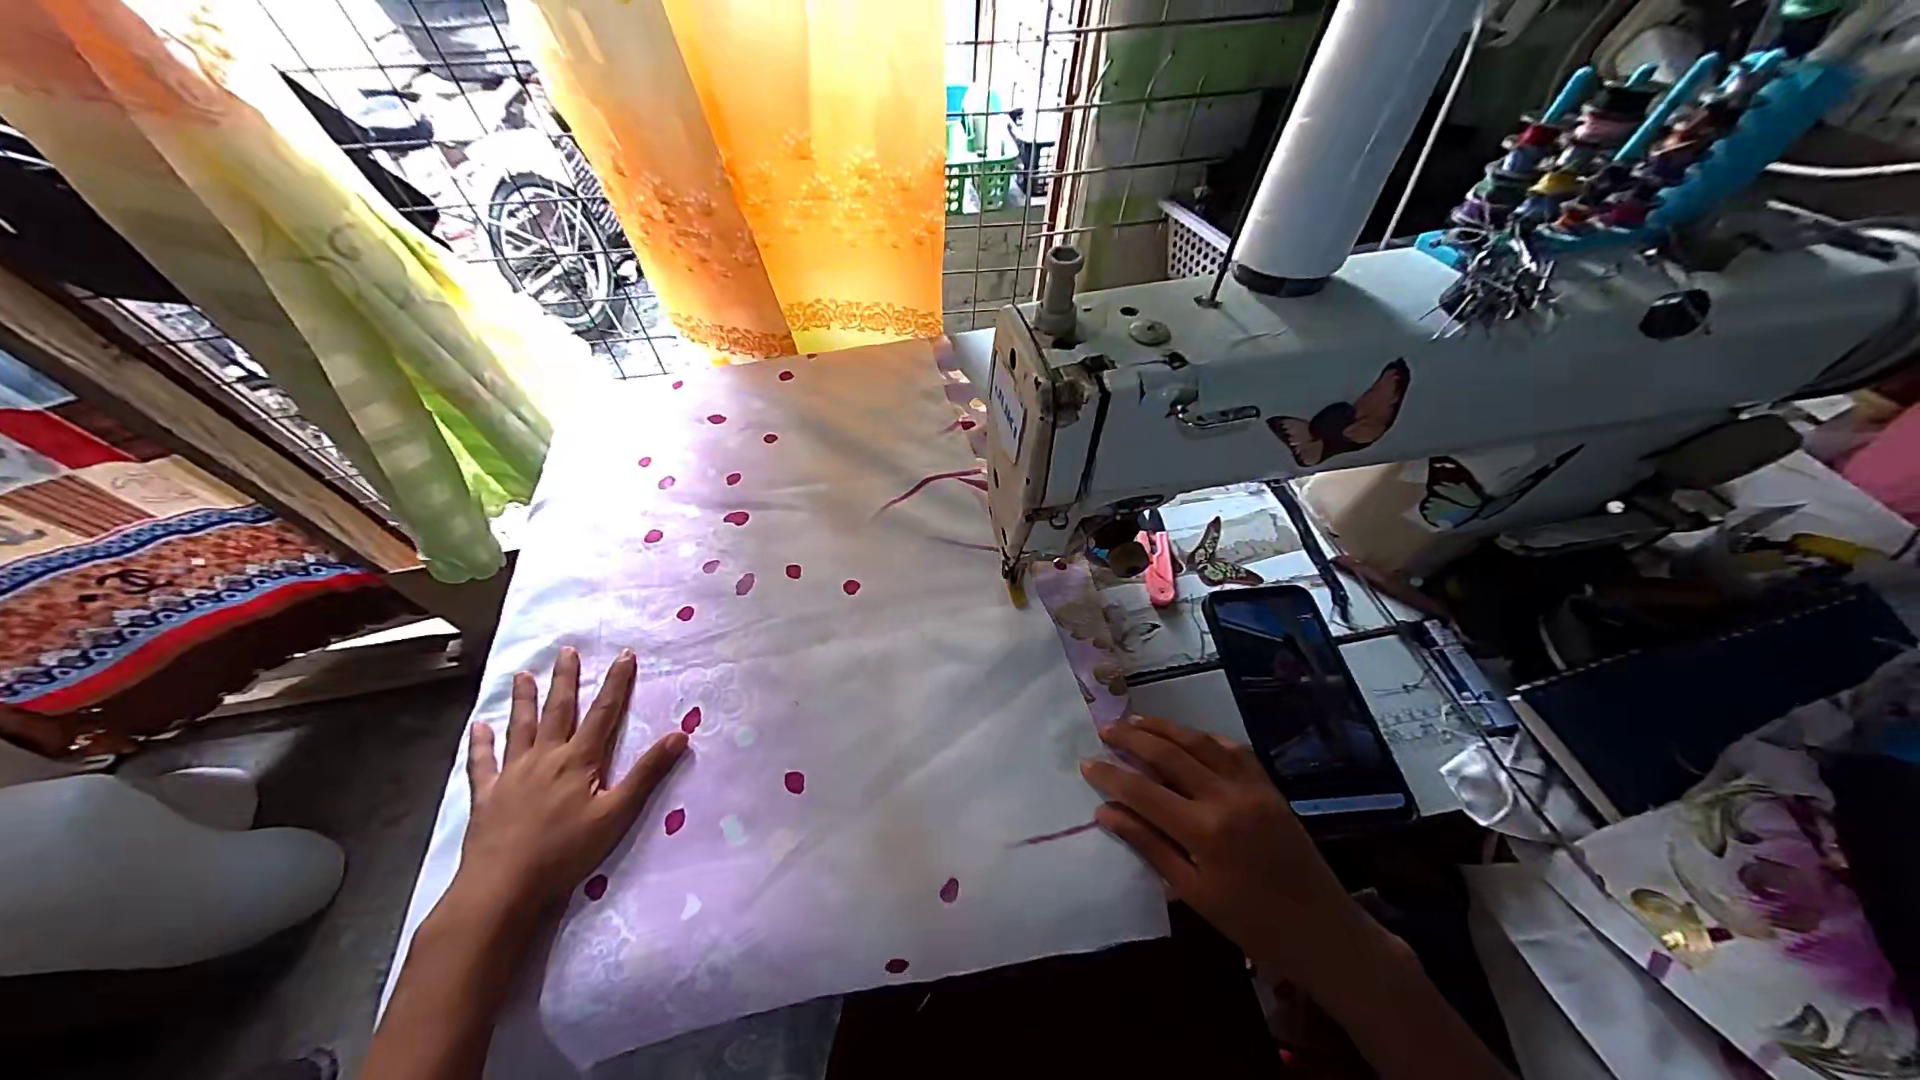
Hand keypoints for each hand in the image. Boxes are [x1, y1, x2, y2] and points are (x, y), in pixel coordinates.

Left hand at [456, 646, 687, 916]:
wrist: (503, 887)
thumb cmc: (566, 851)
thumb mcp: (617, 813)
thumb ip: (648, 773)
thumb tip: (680, 736)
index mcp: (578, 760)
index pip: (604, 713)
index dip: (617, 683)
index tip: (624, 656)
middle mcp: (545, 757)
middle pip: (558, 710)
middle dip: (566, 680)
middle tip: (566, 651)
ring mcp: (512, 774)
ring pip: (520, 728)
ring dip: (523, 700)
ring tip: (522, 675)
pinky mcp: (488, 795)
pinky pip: (482, 763)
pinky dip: (480, 744)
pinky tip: (477, 727)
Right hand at [1081, 715, 1401, 993]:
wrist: (1326, 933)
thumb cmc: (1252, 925)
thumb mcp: (1192, 893)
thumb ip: (1148, 846)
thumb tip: (1104, 812)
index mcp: (1204, 832)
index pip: (1143, 792)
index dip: (1110, 775)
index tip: (1086, 763)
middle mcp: (1226, 799)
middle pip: (1169, 755)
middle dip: (1132, 739)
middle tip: (1104, 729)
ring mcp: (1251, 787)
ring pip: (1199, 742)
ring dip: (1164, 728)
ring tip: (1135, 721)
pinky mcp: (1269, 786)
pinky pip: (1232, 749)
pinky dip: (1203, 737)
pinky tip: (1185, 735)